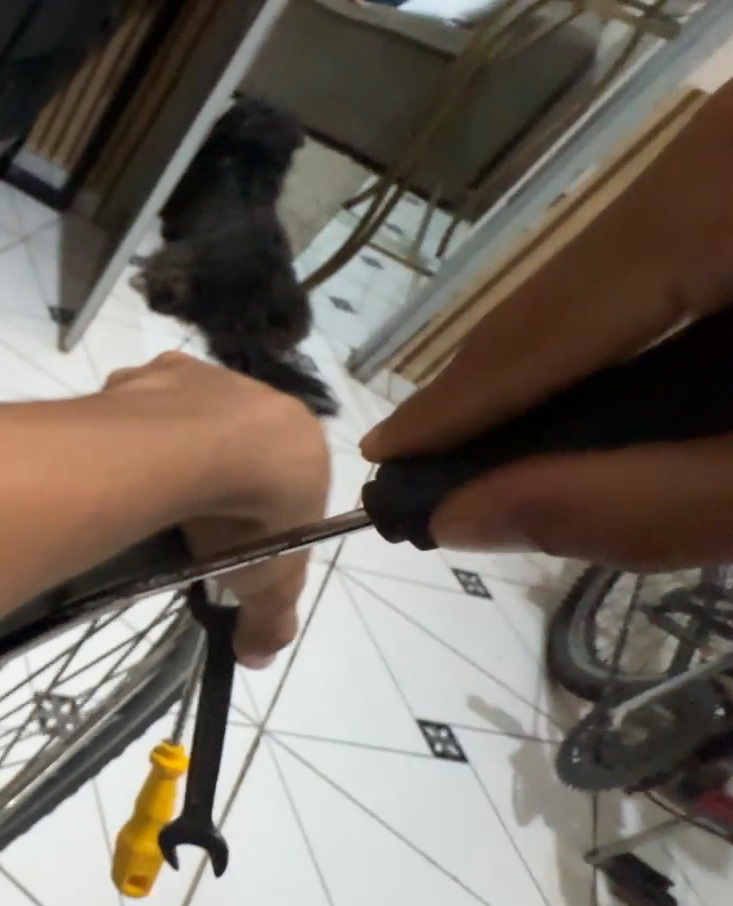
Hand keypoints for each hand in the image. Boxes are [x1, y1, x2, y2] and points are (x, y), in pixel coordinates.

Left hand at [102, 353, 329, 666]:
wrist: (203, 451)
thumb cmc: (251, 512)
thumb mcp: (267, 577)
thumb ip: (268, 616)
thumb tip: (259, 656)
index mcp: (294, 437)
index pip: (274, 473)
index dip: (247, 506)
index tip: (217, 533)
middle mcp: (248, 395)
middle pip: (223, 440)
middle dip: (202, 473)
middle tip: (174, 512)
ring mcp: (193, 378)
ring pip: (174, 416)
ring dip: (158, 448)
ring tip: (133, 489)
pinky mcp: (145, 374)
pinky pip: (129, 404)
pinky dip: (120, 432)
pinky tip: (108, 461)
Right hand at [359, 84, 732, 570]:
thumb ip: (653, 503)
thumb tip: (466, 518)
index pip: (559, 315)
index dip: (463, 403)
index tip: (383, 460)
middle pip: (577, 279)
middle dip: (507, 380)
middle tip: (447, 460)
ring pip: (624, 251)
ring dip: (570, 349)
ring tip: (513, 425)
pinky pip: (684, 227)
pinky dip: (644, 305)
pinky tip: (622, 364)